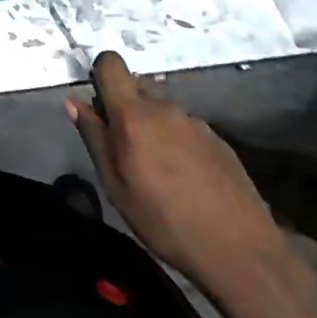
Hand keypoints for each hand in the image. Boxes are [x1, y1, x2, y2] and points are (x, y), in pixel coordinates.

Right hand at [68, 52, 316, 317]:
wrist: (243, 254)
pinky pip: (186, 127)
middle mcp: (165, 108)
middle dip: (125, 103)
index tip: (99, 102)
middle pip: (137, 85)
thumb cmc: (165, 220)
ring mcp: (197, 123)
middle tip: (124, 142)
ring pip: (162, 108)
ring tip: (157, 165)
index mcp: (134, 114)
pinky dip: (177, 140)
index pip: (111, 64)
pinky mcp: (220, 141)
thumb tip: (73, 103)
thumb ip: (94, 137)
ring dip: (152, 123)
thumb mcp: (115, 184)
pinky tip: (185, 176)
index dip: (100, 73)